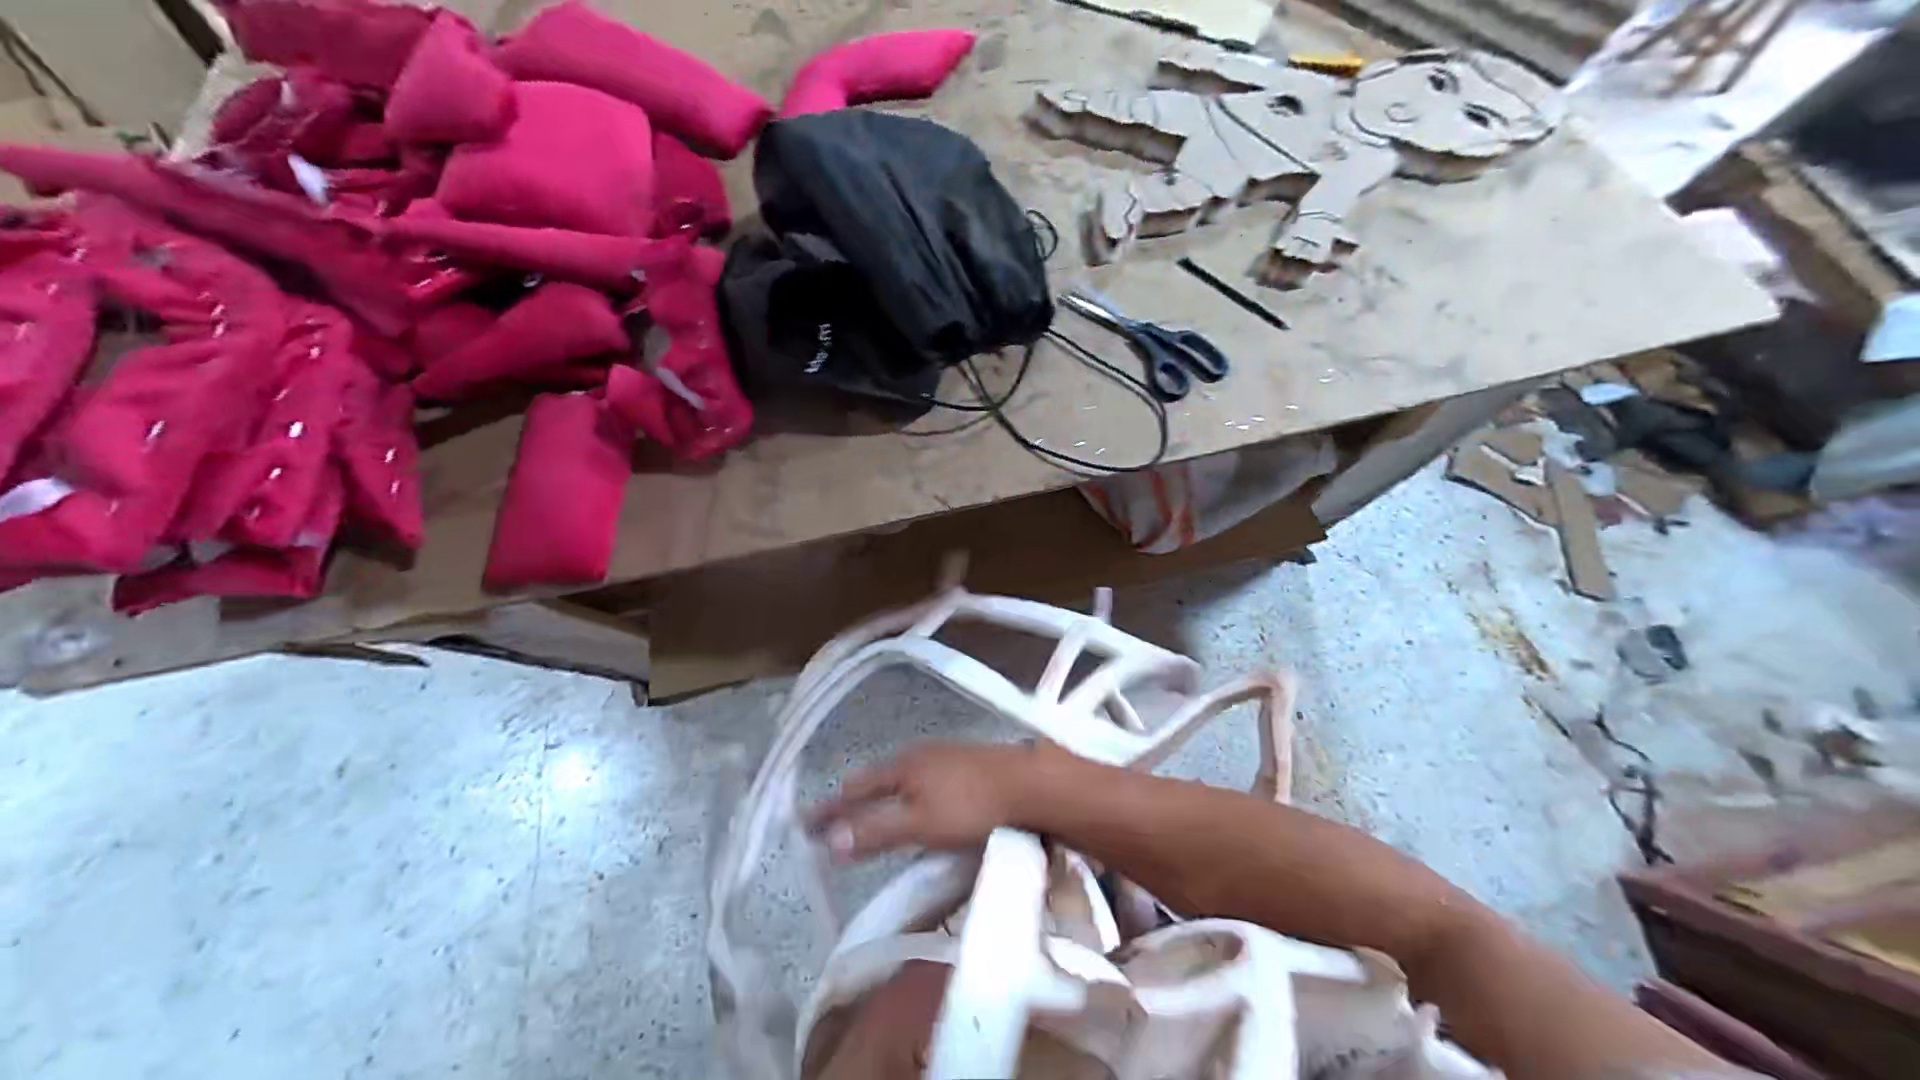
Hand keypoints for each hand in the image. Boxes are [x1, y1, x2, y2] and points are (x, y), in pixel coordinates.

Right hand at [808, 740, 1061, 860]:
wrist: (1030, 783)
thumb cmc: (971, 806)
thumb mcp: (919, 824)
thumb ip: (876, 831)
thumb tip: (830, 841)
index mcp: (902, 766)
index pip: (856, 788)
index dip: (831, 807)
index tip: (806, 821)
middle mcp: (919, 754)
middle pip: (877, 778)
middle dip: (854, 797)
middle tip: (834, 816)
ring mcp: (945, 754)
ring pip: (902, 775)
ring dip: (882, 793)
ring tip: (871, 808)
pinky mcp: (967, 762)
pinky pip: (924, 776)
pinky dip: (908, 790)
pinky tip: (919, 800)